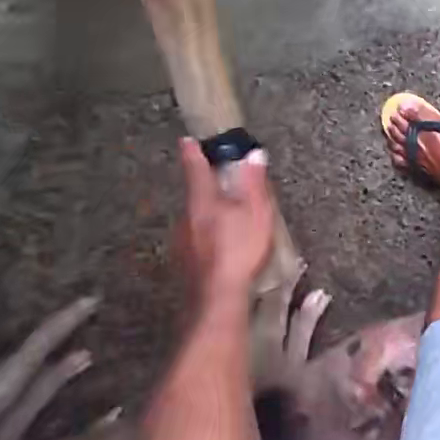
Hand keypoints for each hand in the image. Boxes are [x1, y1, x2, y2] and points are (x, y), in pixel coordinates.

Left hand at [176, 137, 274, 320]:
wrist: (217, 298)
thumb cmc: (240, 249)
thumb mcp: (256, 210)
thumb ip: (254, 181)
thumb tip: (254, 154)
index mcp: (202, 201)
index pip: (195, 170)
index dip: (192, 153)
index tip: (186, 141)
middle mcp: (186, 218)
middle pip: (195, 195)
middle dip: (208, 187)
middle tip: (223, 182)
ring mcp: (182, 241)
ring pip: (195, 217)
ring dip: (210, 212)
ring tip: (230, 216)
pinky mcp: (184, 261)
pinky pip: (196, 236)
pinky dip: (208, 232)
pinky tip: (223, 243)